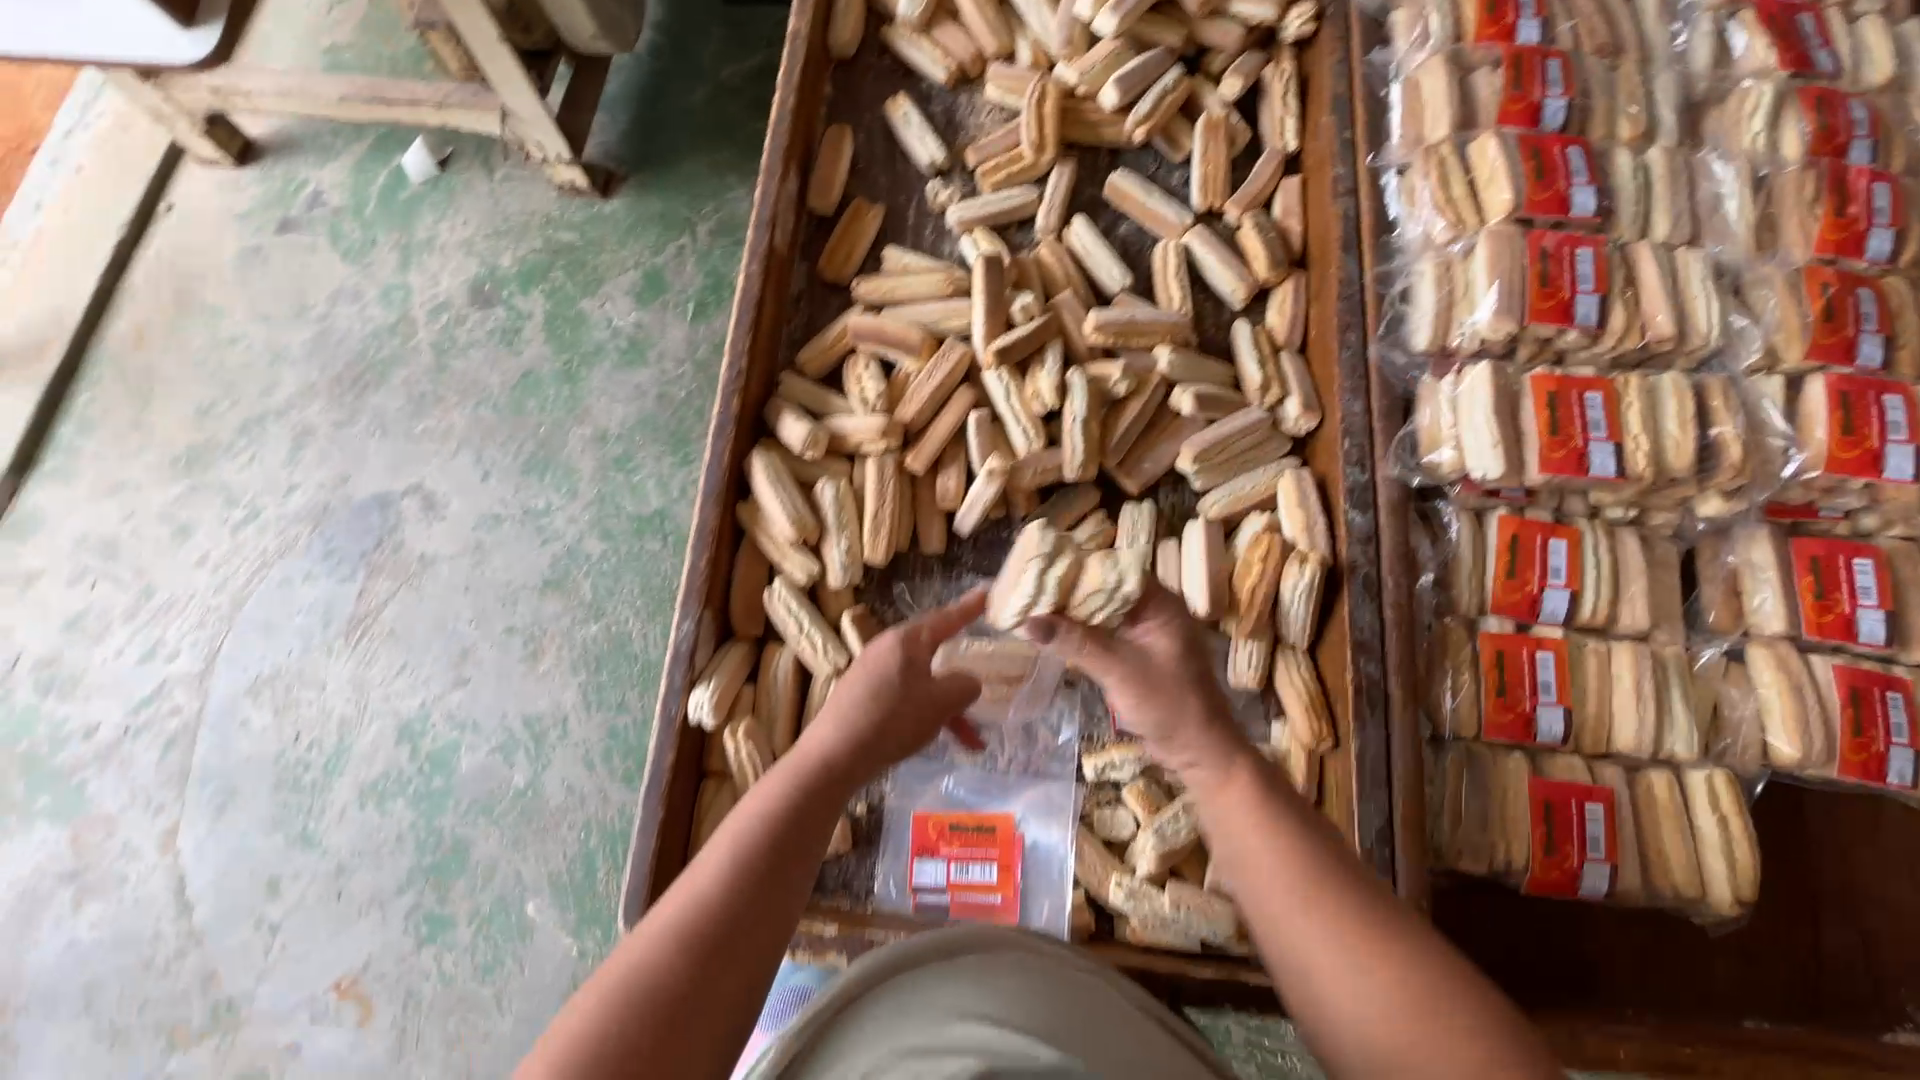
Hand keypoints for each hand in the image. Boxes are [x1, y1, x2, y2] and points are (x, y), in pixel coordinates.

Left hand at [792, 588, 986, 789]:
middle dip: (962, 675)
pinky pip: (906, 697)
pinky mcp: (864, 696)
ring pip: (923, 682)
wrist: (834, 755)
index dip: (970, 607)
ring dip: (948, 708)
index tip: (987, 593)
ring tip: (972, 740)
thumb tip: (967, 682)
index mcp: (907, 640)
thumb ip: (965, 686)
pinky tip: (940, 740)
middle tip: (984, 673)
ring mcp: (873, 672)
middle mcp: (888, 648)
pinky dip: (926, 715)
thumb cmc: (893, 719)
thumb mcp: (941, 702)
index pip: (947, 617)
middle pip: (935, 652)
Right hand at [1021, 581, 1251, 781]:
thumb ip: (1074, 642)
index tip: (1040, 570)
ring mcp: (1146, 631)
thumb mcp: (1118, 670)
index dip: (1076, 568)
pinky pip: (1104, 632)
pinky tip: (1053, 631)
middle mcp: (1154, 608)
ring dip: (1072, 612)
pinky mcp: (1137, 651)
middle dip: (1068, 591)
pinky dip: (1081, 631)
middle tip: (1028, 589)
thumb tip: (1028, 621)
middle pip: (1105, 589)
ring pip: (1102, 611)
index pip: (1113, 571)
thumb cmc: (1168, 704)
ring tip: (1032, 606)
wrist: (1198, 749)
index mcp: (1160, 602)